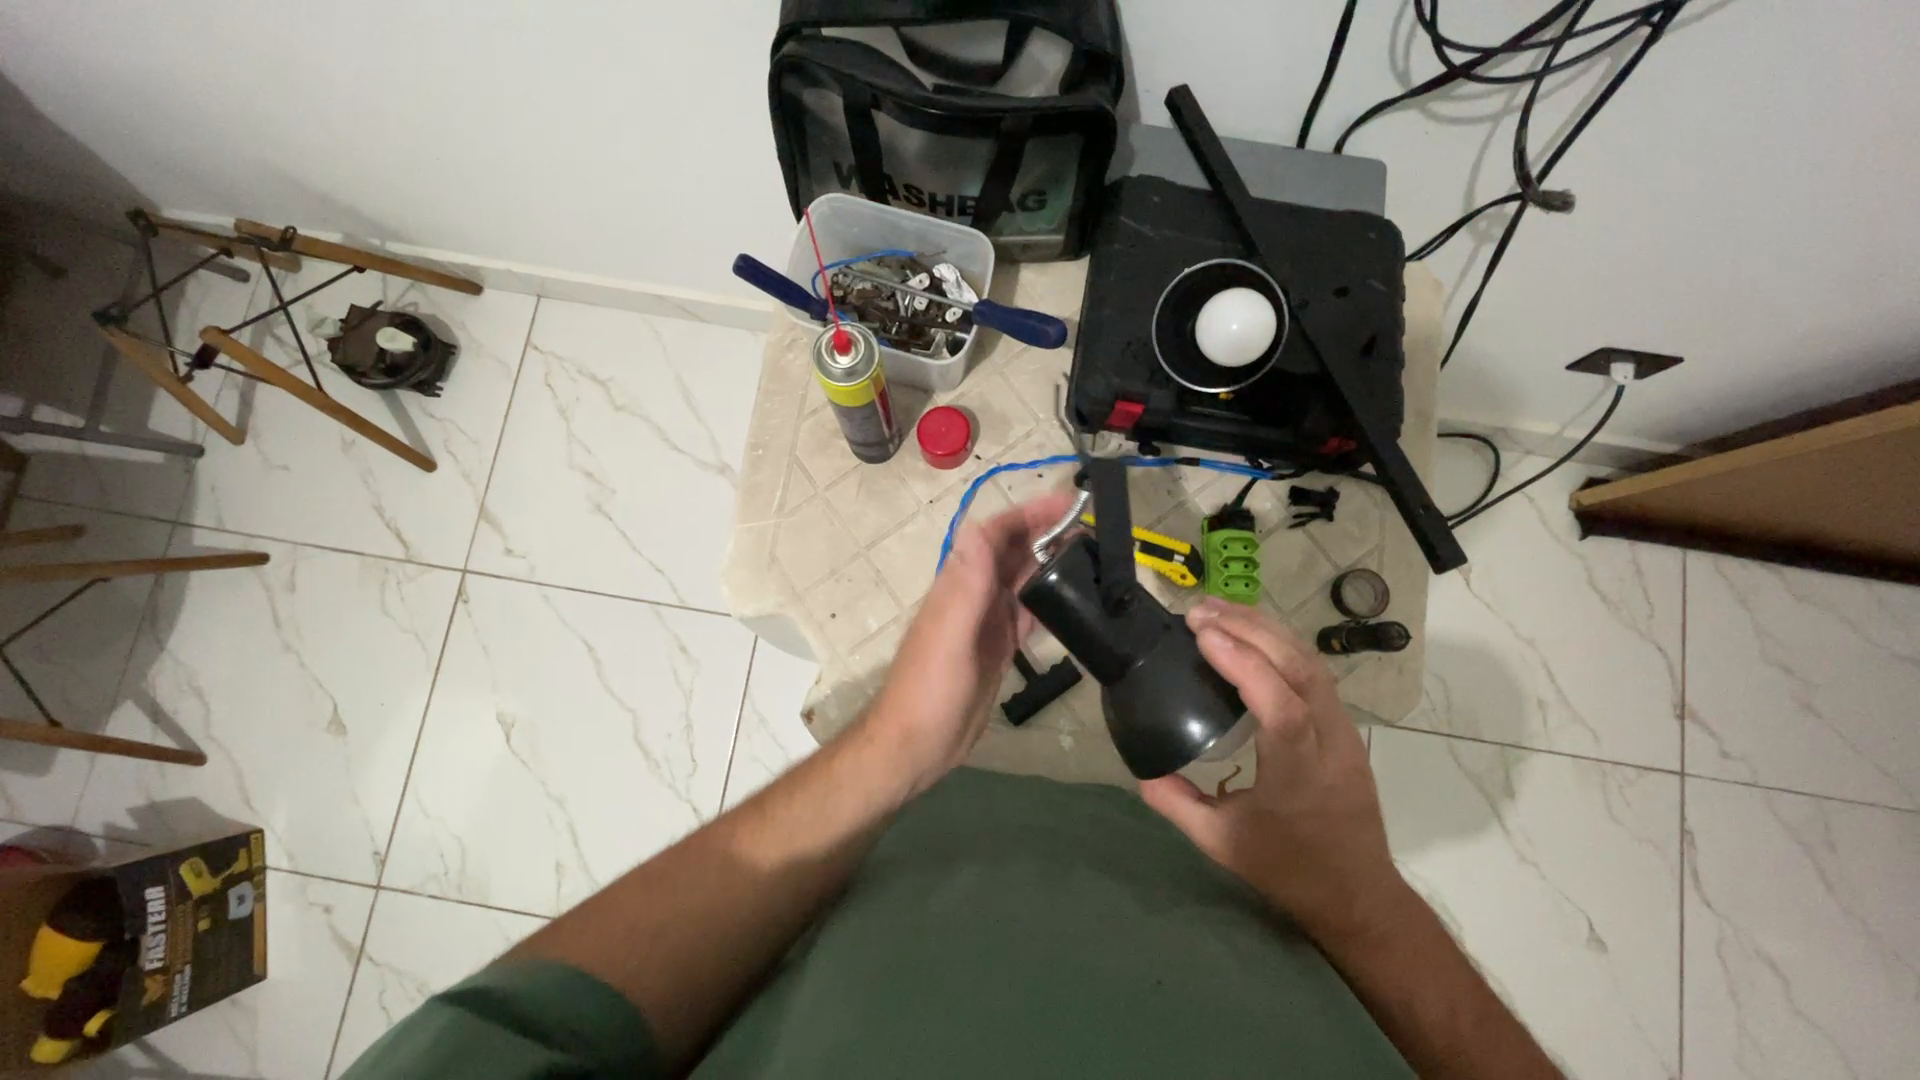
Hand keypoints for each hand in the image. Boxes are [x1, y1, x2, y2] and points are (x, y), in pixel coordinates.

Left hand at [860, 490, 1078, 792]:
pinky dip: (1044, 604)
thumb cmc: (929, 692)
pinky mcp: (996, 651)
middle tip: (1090, 529)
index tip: (1066, 504)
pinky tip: (1067, 603)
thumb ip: (965, 584)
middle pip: (1010, 555)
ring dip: (1048, 566)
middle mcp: (971, 598)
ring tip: (1089, 558)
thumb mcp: (949, 635)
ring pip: (1019, 583)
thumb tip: (978, 527)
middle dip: (1044, 535)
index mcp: (958, 586)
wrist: (915, 747)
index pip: (993, 536)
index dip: (1026, 516)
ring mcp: (984, 625)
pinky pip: (1023, 617)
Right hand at [1139, 598, 1411, 944]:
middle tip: (1199, 610)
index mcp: (1298, 776)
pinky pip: (1316, 672)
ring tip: (1220, 609)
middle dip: (1250, 631)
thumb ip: (1177, 804)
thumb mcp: (1221, 843)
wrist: (1358, 892)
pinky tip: (1253, 633)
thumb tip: (1141, 768)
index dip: (1246, 666)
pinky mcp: (1345, 726)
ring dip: (1266, 629)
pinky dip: (1283, 644)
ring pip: (1312, 663)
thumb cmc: (1288, 868)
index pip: (1281, 710)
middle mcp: (1329, 743)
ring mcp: (1344, 731)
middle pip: (1300, 670)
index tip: (1203, 634)